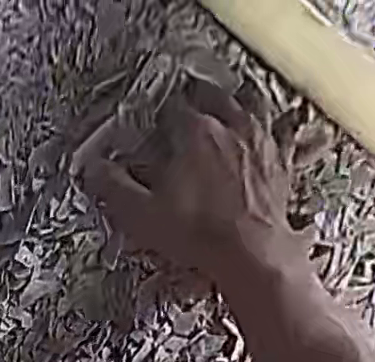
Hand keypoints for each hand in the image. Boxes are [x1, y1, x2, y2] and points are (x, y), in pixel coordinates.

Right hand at [75, 73, 309, 283]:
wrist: (248, 251)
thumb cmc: (196, 232)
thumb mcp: (141, 214)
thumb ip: (115, 187)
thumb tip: (94, 169)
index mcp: (194, 133)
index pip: (172, 110)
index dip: (157, 118)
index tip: (151, 127)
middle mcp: (231, 127)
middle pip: (212, 98)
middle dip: (196, 102)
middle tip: (184, 111)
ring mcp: (259, 140)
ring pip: (245, 107)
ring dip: (230, 109)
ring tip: (219, 116)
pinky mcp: (280, 160)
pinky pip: (274, 133)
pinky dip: (263, 133)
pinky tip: (256, 141)